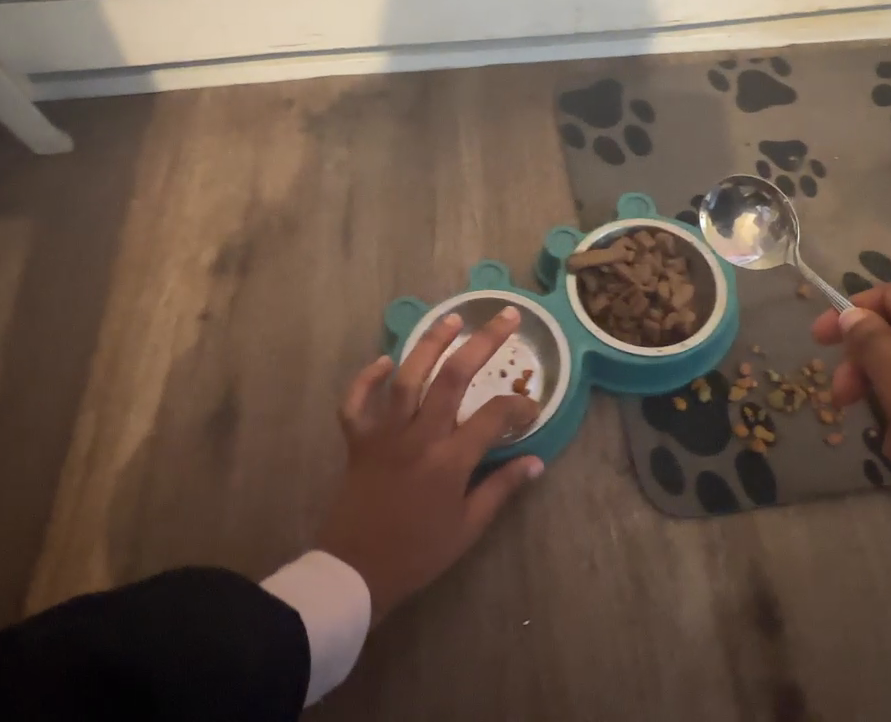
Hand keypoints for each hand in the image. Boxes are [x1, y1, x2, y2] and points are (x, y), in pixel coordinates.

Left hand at [318, 306, 544, 621]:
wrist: (354, 572)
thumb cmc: (417, 553)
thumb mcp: (468, 528)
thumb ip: (501, 489)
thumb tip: (536, 462)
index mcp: (450, 461)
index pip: (494, 417)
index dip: (519, 405)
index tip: (532, 406)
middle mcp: (419, 437)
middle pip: (453, 377)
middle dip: (483, 343)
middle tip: (505, 317)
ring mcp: (384, 434)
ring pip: (408, 376)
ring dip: (431, 343)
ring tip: (452, 318)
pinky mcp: (357, 440)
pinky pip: (357, 401)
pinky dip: (368, 378)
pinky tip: (386, 361)